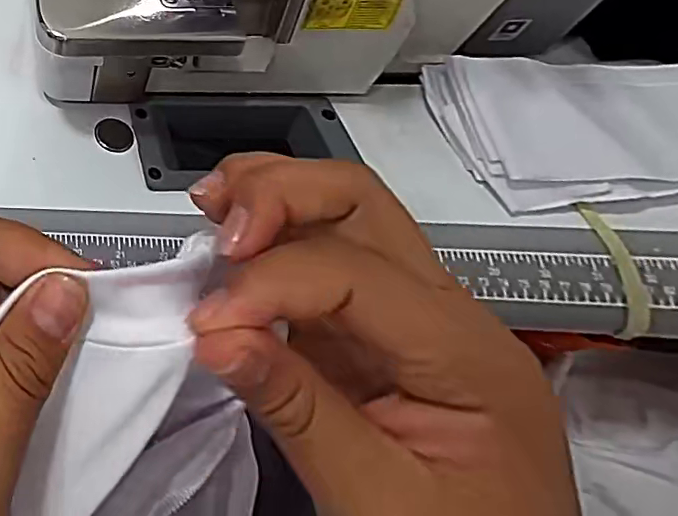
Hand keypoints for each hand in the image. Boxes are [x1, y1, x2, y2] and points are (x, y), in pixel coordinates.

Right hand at [187, 154, 577, 515]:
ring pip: (334, 202)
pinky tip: (229, 234)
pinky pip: (313, 242)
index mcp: (467, 356)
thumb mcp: (381, 501)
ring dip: (266, 193)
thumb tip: (215, 336)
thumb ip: (296, 410)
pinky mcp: (362, 318)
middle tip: (219, 226)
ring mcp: (403, 308)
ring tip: (212, 207)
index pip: (353, 272)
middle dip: (276, 194)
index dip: (268, 282)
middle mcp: (443, 312)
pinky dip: (263, 225)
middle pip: (357, 199)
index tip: (210, 322)